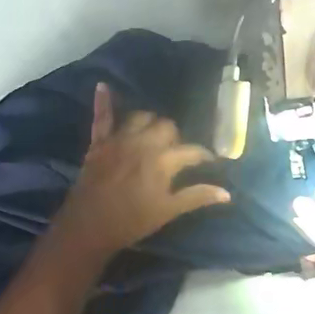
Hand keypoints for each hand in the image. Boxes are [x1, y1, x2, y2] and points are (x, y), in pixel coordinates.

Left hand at [51, 84, 231, 258]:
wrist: (88, 227)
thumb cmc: (131, 222)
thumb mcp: (167, 211)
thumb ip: (196, 197)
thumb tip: (226, 193)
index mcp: (163, 161)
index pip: (191, 151)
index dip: (202, 156)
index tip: (208, 162)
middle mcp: (143, 143)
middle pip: (166, 127)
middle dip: (175, 137)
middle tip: (176, 152)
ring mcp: (119, 140)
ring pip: (140, 117)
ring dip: (150, 123)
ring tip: (154, 134)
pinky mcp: (99, 143)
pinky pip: (102, 117)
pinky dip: (104, 102)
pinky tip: (103, 86)